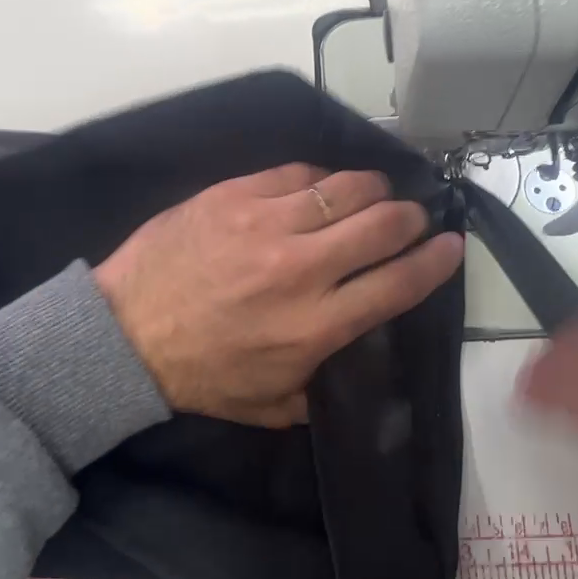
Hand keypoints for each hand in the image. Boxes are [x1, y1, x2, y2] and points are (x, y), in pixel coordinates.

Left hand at [94, 163, 462, 427]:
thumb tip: (358, 357)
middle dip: (410, 216)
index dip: (435, 260)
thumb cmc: (200, 376)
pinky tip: (322, 185)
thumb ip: (325, 386)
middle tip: (412, 215)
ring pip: (344, 188)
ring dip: (372, 188)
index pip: (398, 283)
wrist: (125, 336)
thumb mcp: (272, 406)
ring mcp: (266, 224)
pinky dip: (319, 177)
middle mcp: (302, 268)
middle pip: (382, 224)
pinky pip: (294, 172)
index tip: (452, 245)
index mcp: (317, 326)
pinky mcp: (234, 195)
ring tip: (376, 191)